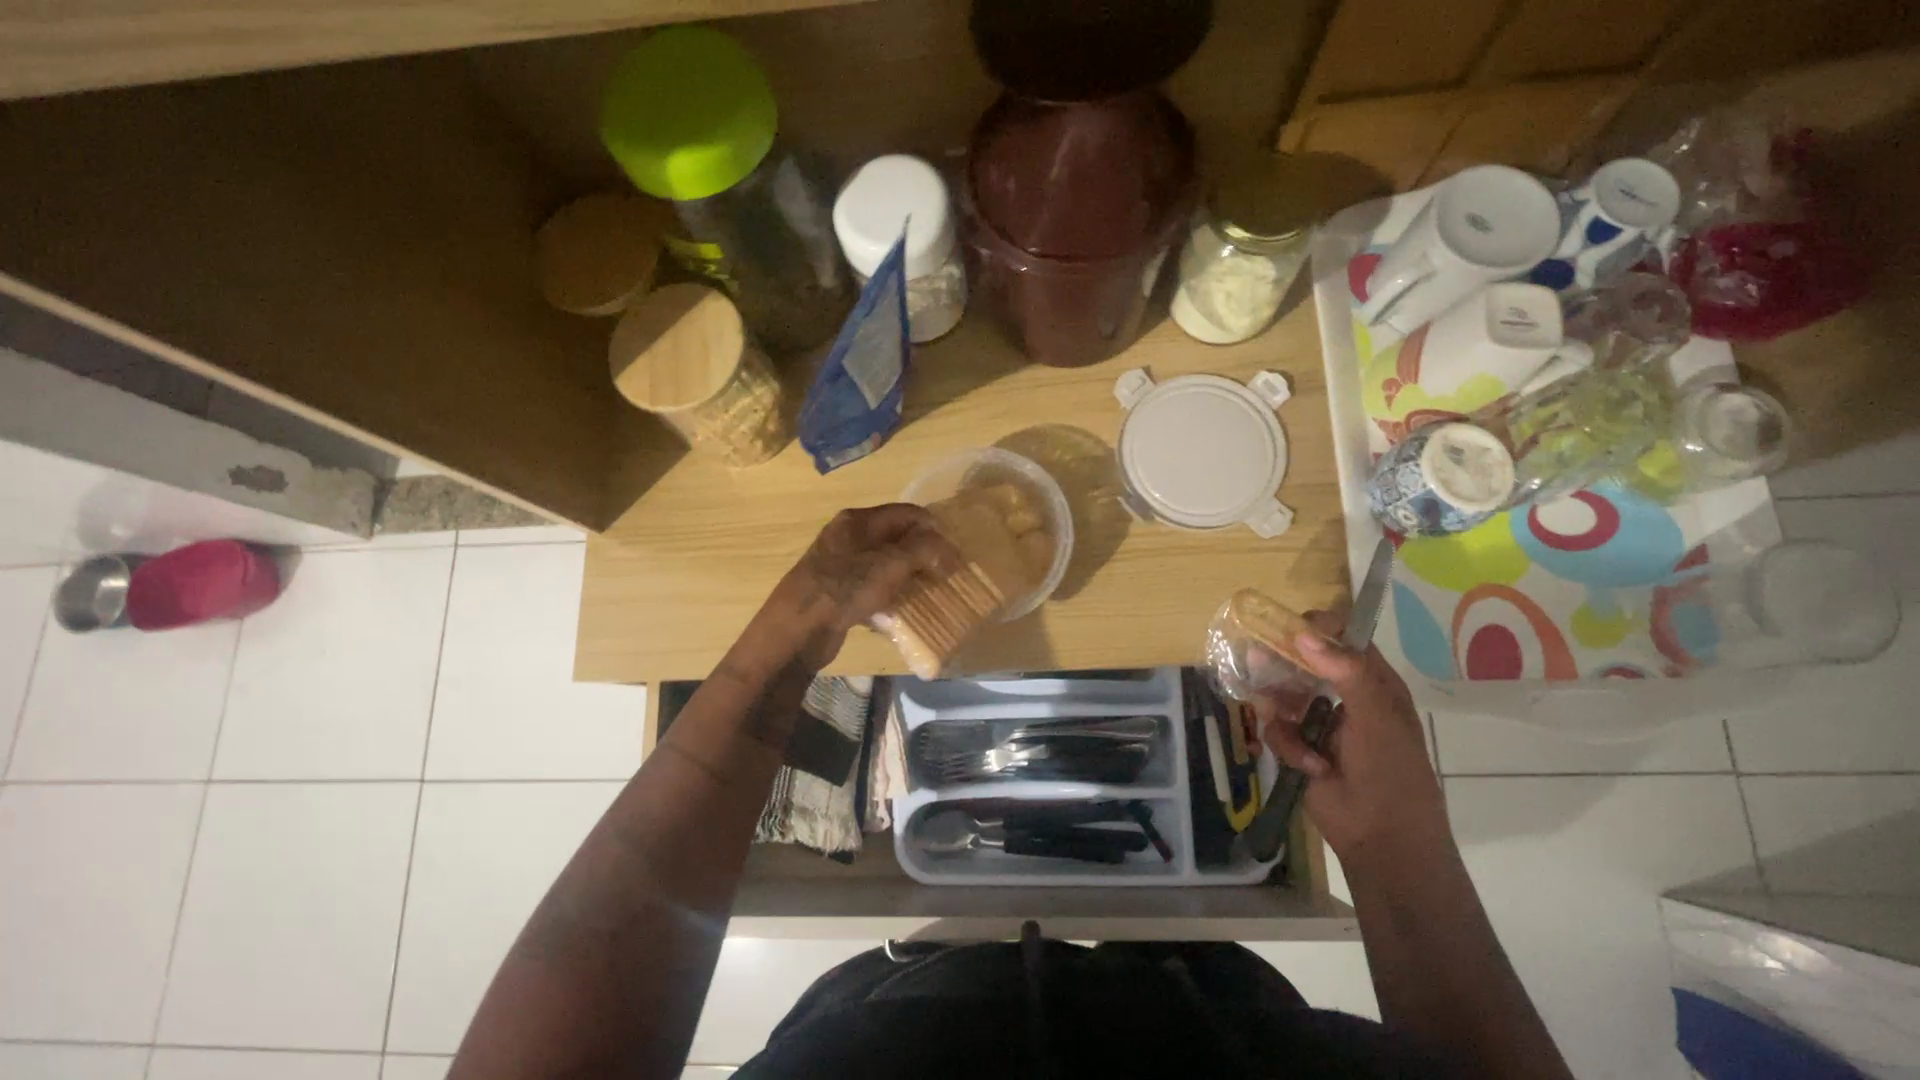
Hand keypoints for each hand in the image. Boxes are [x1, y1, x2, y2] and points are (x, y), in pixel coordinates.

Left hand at [749, 504, 961, 670]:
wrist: (799, 629)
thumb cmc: (845, 588)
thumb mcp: (890, 564)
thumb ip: (923, 550)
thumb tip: (948, 547)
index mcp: (858, 521)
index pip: (907, 513)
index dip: (934, 529)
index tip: (955, 553)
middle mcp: (849, 538)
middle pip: (897, 540)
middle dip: (924, 556)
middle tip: (946, 576)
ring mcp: (841, 567)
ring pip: (886, 567)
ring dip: (909, 580)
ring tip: (929, 596)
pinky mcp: (839, 594)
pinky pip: (874, 591)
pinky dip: (890, 599)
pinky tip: (900, 615)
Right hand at [1256, 614, 1449, 863]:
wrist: (1382, 836)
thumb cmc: (1391, 770)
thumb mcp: (1376, 716)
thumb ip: (1346, 672)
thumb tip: (1303, 632)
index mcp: (1372, 682)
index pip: (1343, 638)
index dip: (1318, 629)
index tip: (1291, 631)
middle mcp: (1343, 695)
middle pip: (1303, 662)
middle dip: (1283, 666)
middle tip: (1260, 662)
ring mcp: (1319, 721)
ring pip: (1281, 695)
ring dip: (1283, 712)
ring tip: (1289, 724)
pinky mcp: (1299, 747)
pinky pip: (1276, 730)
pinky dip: (1287, 746)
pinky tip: (1308, 764)